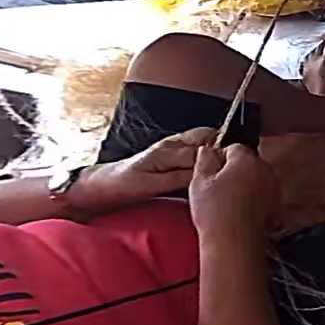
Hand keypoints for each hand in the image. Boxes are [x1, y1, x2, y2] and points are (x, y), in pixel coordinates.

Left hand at [71, 128, 215, 211]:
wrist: (97, 187)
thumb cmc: (122, 188)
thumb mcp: (150, 186)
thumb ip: (179, 177)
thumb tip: (207, 172)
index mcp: (168, 149)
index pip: (205, 148)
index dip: (219, 159)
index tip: (228, 173)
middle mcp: (173, 142)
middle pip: (209, 136)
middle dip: (220, 149)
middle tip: (224, 170)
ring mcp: (173, 144)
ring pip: (204, 139)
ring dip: (214, 150)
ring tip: (217, 169)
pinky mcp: (172, 151)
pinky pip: (197, 145)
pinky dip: (206, 152)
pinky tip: (206, 168)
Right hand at [187, 143, 279, 241]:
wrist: (235, 240)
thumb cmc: (215, 211)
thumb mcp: (200, 183)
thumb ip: (204, 161)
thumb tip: (208, 149)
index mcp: (247, 159)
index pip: (234, 147)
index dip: (220, 158)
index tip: (210, 172)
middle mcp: (266, 168)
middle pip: (248, 161)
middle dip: (234, 170)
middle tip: (216, 187)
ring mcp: (274, 184)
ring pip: (256, 176)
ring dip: (245, 182)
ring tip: (227, 200)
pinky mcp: (277, 200)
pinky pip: (263, 190)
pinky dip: (254, 195)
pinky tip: (240, 208)